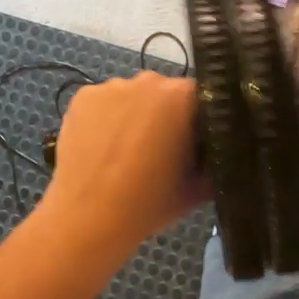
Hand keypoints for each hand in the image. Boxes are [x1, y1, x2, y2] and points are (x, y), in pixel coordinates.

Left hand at [39, 72, 205, 251]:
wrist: (89, 218)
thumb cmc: (150, 202)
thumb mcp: (201, 187)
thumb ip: (216, 159)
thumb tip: (216, 149)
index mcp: (183, 96)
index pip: (201, 98)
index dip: (198, 122)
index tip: (192, 147)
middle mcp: (148, 80)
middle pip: (164, 93)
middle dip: (165, 116)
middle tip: (159, 151)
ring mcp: (111, 86)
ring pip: (132, 97)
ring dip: (134, 116)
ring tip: (125, 152)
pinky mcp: (82, 97)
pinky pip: (104, 103)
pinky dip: (106, 119)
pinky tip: (102, 148)